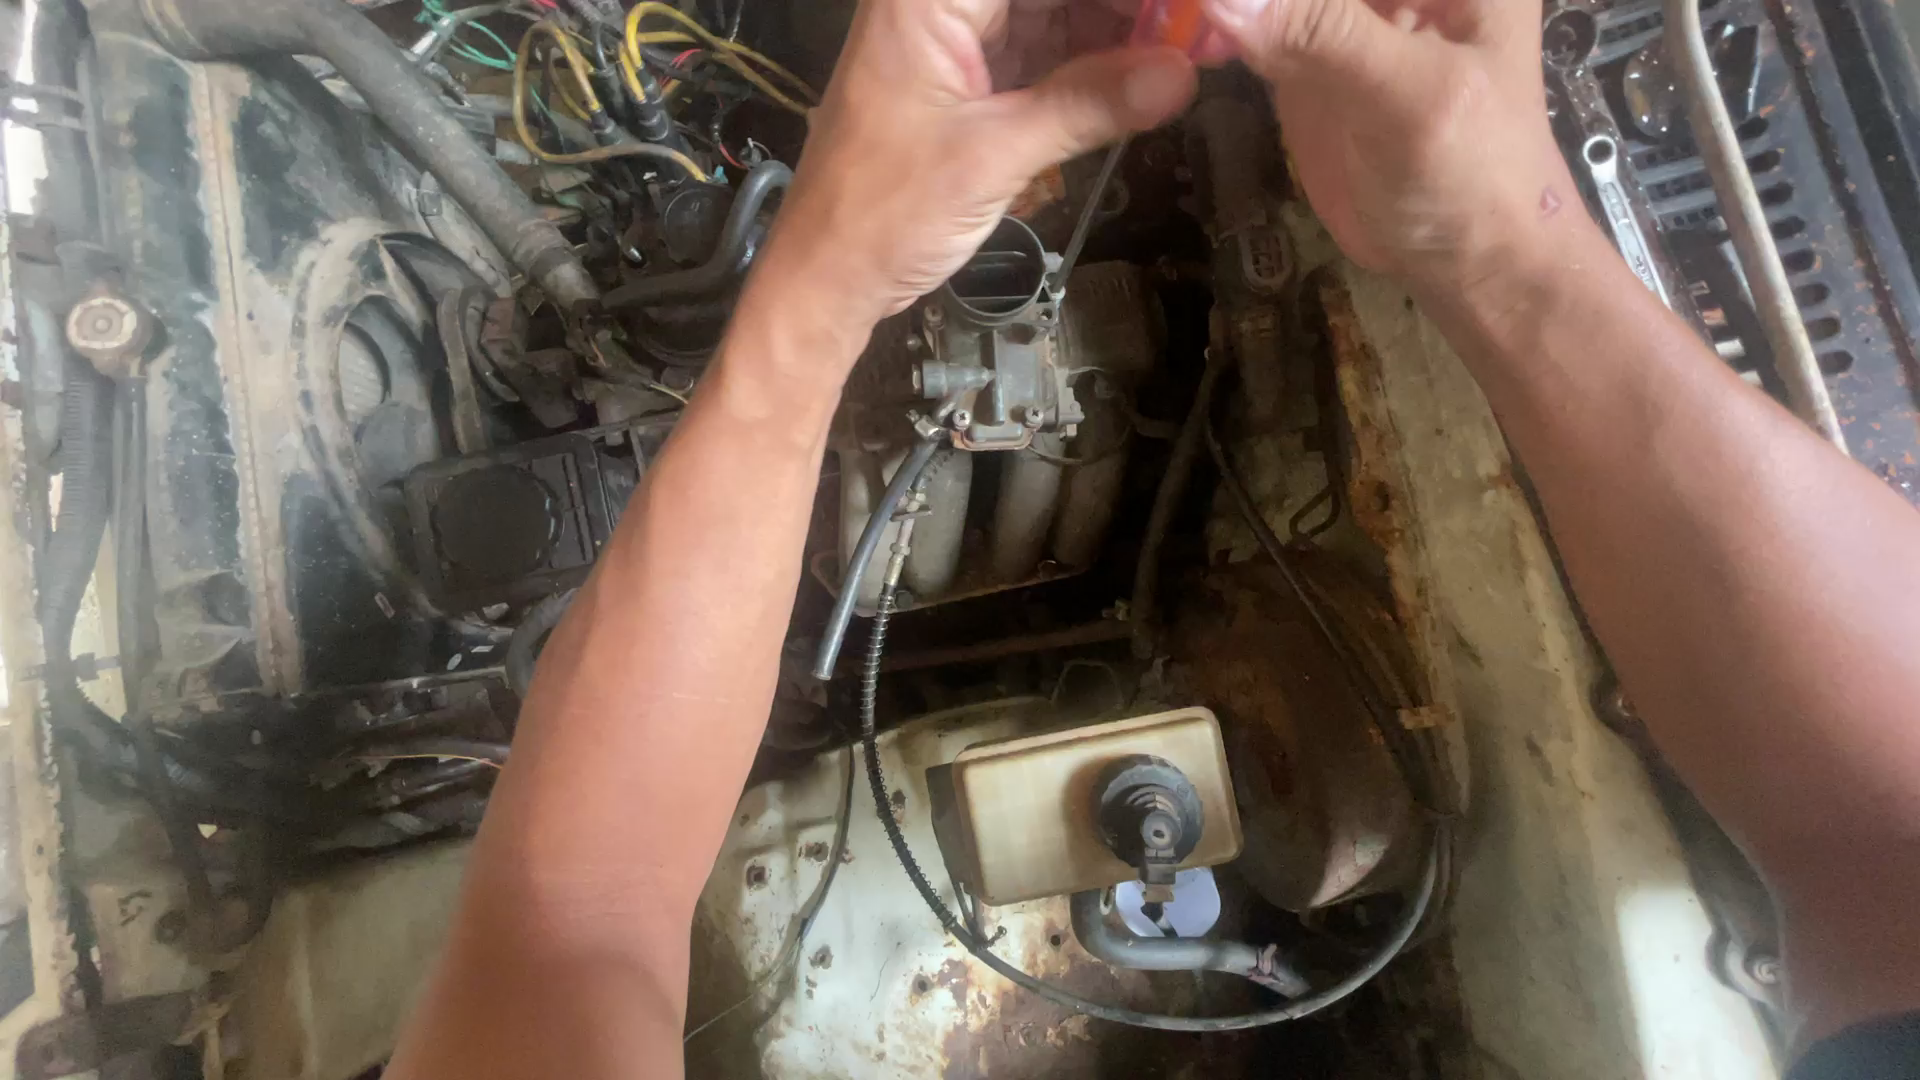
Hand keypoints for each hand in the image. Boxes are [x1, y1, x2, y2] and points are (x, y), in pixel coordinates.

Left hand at [753, 0, 1197, 333]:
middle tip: (1196, 24)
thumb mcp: (992, 157)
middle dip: (1124, 5)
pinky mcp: (966, 85)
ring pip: (1051, 12)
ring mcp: (954, 42)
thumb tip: (1183, 75)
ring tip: (1183, 47)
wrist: (832, 277)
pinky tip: (1140, 75)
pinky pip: (1039, 56)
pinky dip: (1086, 69)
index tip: (1180, 7)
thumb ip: (1087, 107)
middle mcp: (941, 2)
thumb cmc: (886, 215)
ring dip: (1114, 30)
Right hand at [1200, 0, 1579, 289]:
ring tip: (1167, 13)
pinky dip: (1221, 34)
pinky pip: (1257, 35)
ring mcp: (1344, 21)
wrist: (1457, 252)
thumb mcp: (1404, 92)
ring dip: (1226, 8)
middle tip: (1172, 7)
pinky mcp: (1306, 70)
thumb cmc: (1465, 170)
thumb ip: (1322, 34)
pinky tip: (1182, 34)